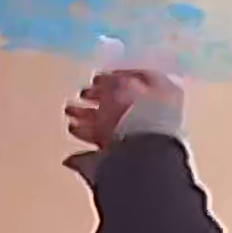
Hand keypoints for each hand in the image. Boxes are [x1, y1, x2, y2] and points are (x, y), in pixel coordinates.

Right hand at [65, 69, 182, 148]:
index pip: (139, 77)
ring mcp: (138, 132)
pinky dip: (86, 132)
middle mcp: (153, 110)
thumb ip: (111, 81)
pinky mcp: (121, 151)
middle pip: (122, 100)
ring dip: (87, 115)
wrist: (139, 155)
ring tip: (69, 111)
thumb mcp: (122, 88)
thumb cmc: (135, 115)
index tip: (96, 78)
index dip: (116, 76)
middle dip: (98, 98)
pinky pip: (100, 138)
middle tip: (81, 95)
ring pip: (109, 120)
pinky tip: (73, 128)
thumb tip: (102, 79)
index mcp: (161, 91)